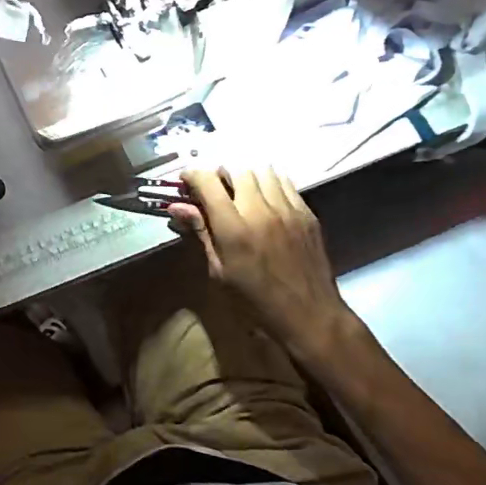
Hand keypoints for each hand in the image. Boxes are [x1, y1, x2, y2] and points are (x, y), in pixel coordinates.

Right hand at [170, 167, 365, 360]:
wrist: (308, 315)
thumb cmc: (255, 301)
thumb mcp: (219, 272)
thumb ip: (201, 233)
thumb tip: (177, 207)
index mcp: (234, 229)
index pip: (208, 182)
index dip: (192, 175)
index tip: (186, 181)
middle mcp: (260, 211)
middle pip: (236, 169)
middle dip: (220, 175)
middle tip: (214, 191)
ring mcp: (287, 209)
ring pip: (263, 171)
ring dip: (246, 176)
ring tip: (240, 192)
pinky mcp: (306, 213)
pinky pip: (286, 183)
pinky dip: (270, 183)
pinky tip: (265, 199)